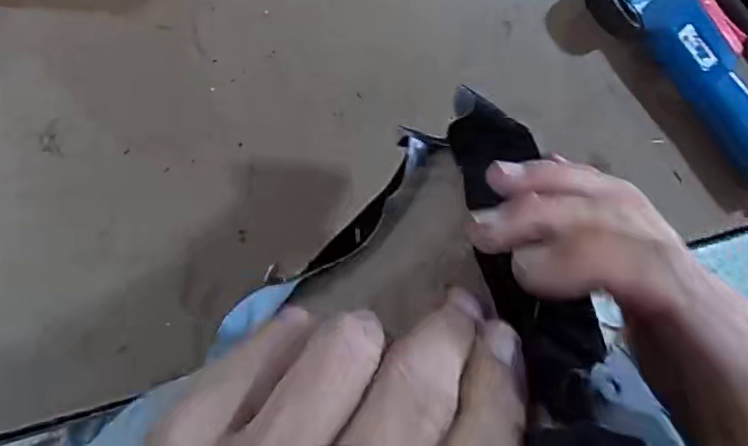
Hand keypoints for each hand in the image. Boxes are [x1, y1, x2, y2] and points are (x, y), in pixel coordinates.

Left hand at [149, 290, 524, 445]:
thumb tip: (491, 417)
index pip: (477, 439)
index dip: (499, 380)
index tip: (503, 343)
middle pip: (417, 380)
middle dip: (452, 334)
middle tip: (462, 315)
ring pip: (340, 348)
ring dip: (365, 345)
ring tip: (367, 358)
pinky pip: (244, 361)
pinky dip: (279, 345)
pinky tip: (296, 352)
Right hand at [469, 160, 747, 445]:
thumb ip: (651, 432)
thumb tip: (556, 407)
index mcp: (729, 340)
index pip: (654, 268)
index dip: (583, 254)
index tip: (521, 273)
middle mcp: (710, 288)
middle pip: (631, 218)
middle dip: (553, 208)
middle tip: (484, 226)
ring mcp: (693, 273)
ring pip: (625, 204)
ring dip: (558, 185)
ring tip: (501, 180)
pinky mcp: (672, 278)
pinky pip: (624, 220)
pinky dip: (578, 193)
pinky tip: (545, 185)